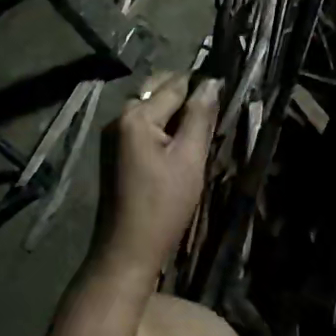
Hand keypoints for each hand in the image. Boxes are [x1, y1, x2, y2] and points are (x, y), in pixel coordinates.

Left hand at [95, 71, 220, 280]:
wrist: (125, 254)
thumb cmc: (162, 206)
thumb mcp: (190, 158)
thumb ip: (201, 115)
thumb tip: (212, 82)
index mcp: (136, 116)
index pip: (177, 85)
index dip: (201, 89)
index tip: (222, 101)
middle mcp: (119, 116)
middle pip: (159, 88)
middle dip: (185, 95)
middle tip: (210, 116)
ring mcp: (114, 134)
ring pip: (151, 104)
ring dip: (174, 109)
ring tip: (197, 129)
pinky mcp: (114, 150)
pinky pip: (142, 121)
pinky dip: (161, 123)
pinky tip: (177, 142)